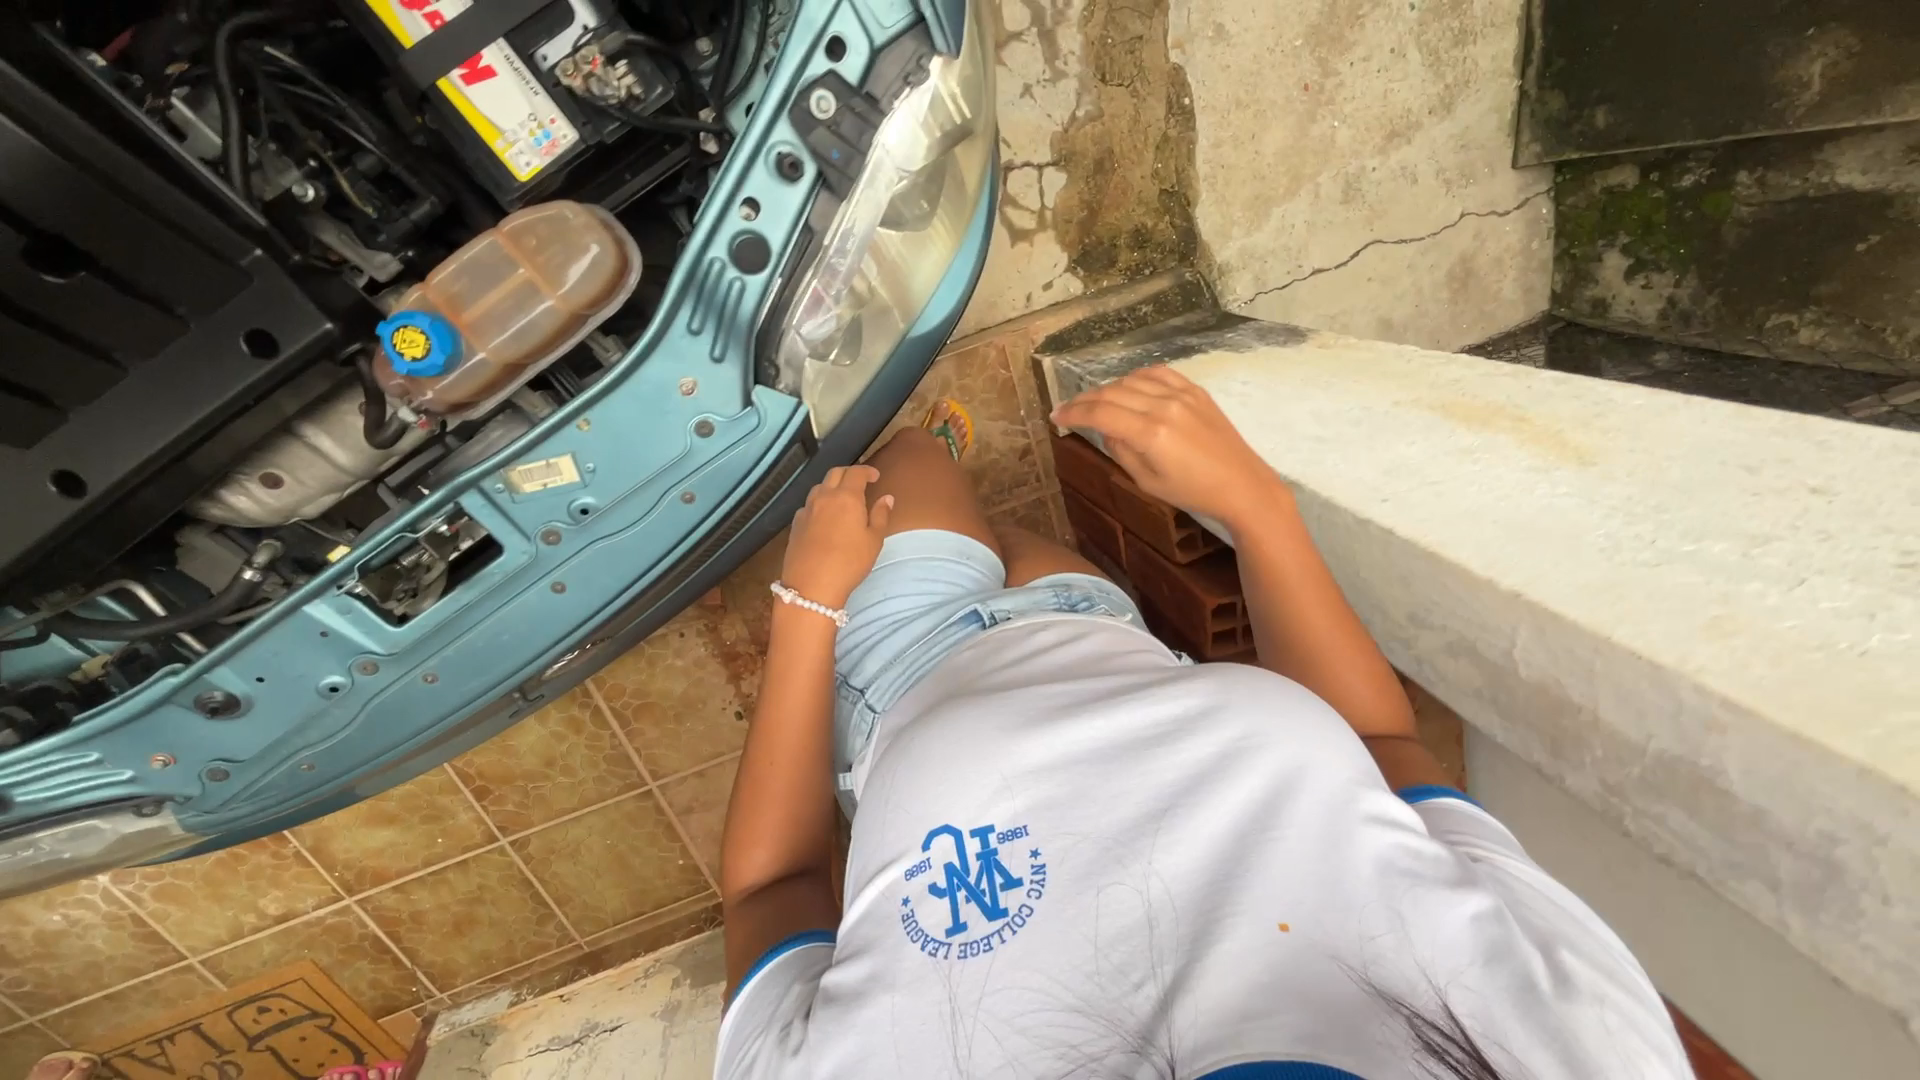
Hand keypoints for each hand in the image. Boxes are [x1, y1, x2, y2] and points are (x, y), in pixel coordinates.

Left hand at [780, 465, 892, 609]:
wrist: (811, 586)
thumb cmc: (850, 563)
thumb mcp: (874, 541)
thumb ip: (880, 516)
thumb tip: (886, 498)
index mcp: (846, 497)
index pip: (856, 473)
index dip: (867, 471)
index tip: (875, 476)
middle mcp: (824, 497)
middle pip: (835, 473)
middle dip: (849, 473)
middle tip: (860, 482)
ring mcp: (806, 509)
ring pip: (819, 487)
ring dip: (832, 486)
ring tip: (841, 498)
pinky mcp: (795, 524)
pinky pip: (808, 505)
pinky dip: (819, 503)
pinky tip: (824, 517)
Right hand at [1051, 365, 1286, 527]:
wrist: (1241, 485)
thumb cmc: (1192, 492)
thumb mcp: (1147, 481)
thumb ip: (1121, 452)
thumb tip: (1105, 431)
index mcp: (1150, 434)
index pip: (1100, 414)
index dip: (1073, 413)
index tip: (1056, 417)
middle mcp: (1163, 407)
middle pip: (1111, 393)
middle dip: (1084, 400)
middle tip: (1068, 410)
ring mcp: (1181, 395)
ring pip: (1131, 381)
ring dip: (1107, 388)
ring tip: (1094, 401)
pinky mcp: (1195, 391)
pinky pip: (1158, 373)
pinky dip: (1136, 377)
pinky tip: (1127, 385)